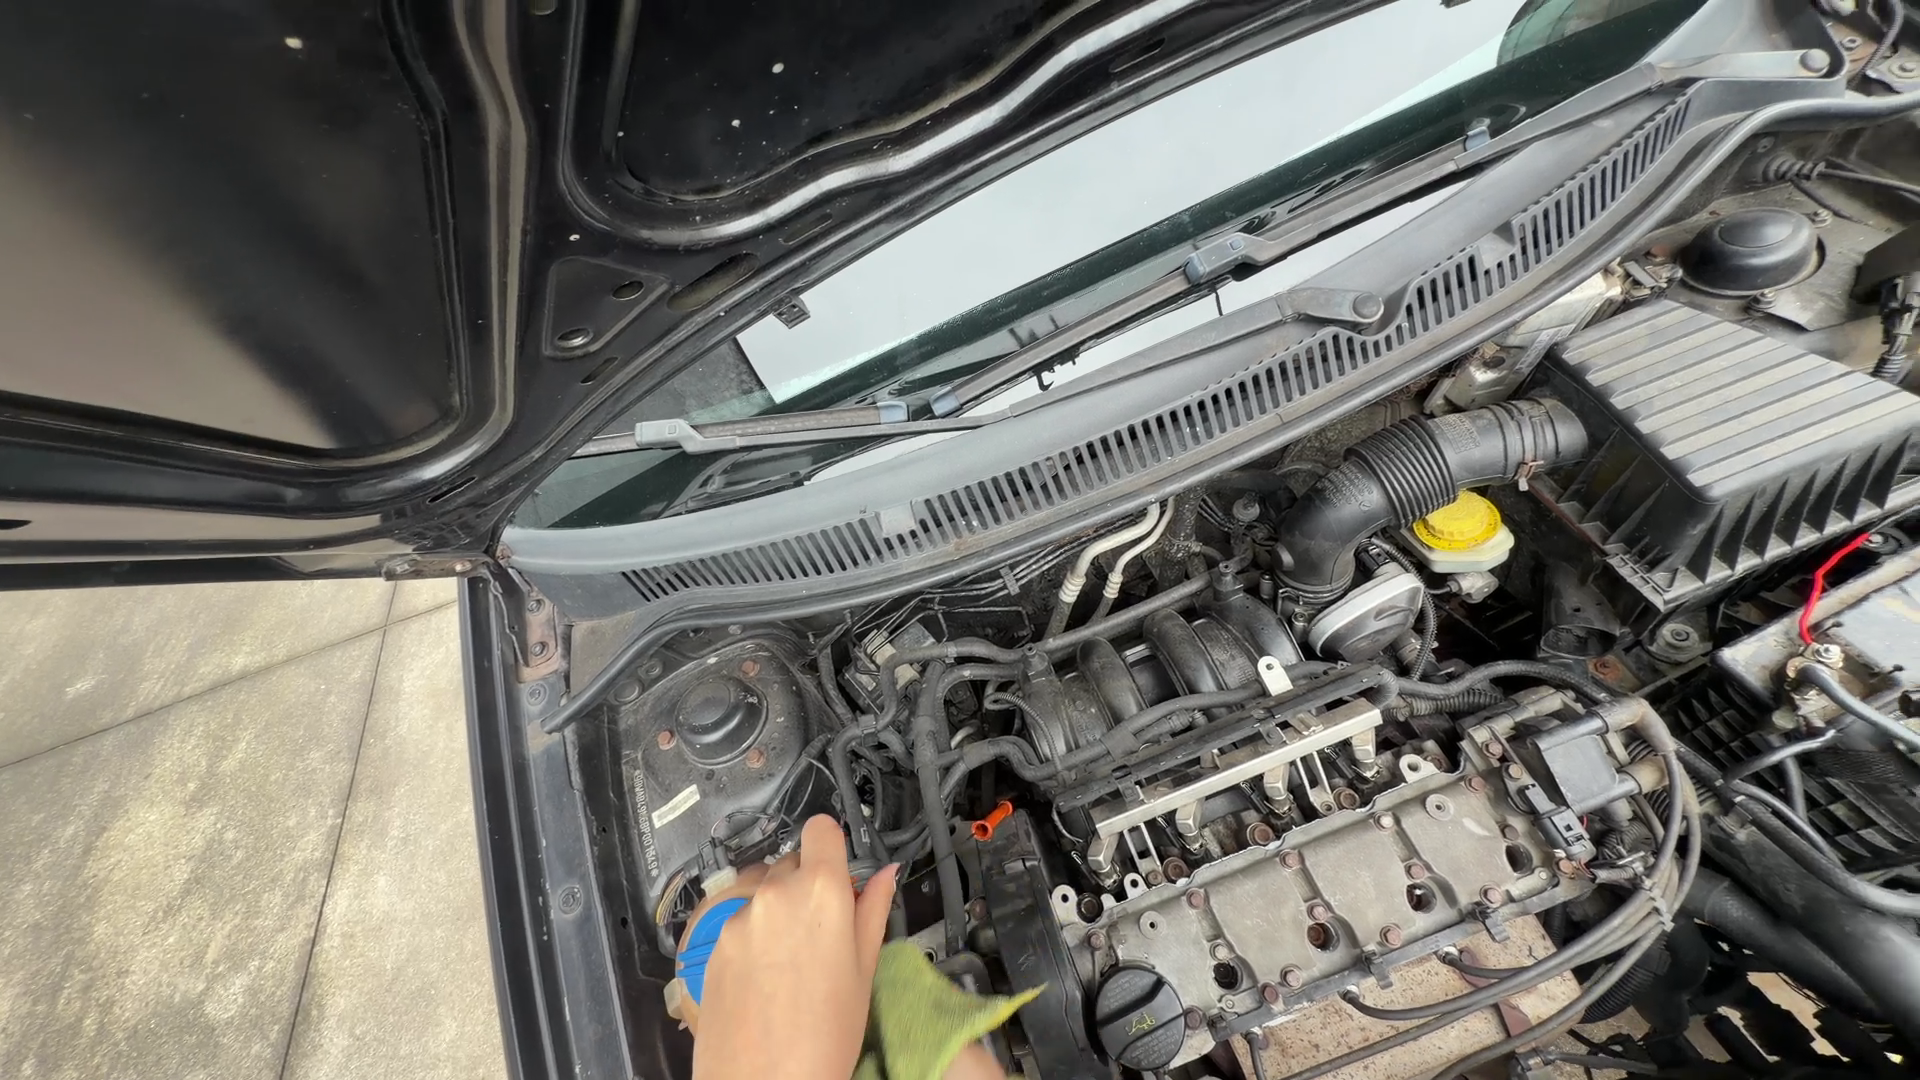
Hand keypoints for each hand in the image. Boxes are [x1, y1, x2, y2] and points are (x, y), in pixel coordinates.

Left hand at [692, 815, 897, 1079]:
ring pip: (766, 894)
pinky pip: (742, 923)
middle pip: (794, 862)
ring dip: (779, 911)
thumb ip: (873, 908)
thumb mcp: (863, 969)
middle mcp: (777, 892)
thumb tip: (886, 873)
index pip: (821, 828)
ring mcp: (741, 917)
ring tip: (791, 963)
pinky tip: (764, 980)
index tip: (836, 868)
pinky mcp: (715, 944)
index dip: (830, 844)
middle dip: (807, 885)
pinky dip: (754, 938)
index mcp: (821, 890)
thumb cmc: (824, 1036)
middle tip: (821, 933)